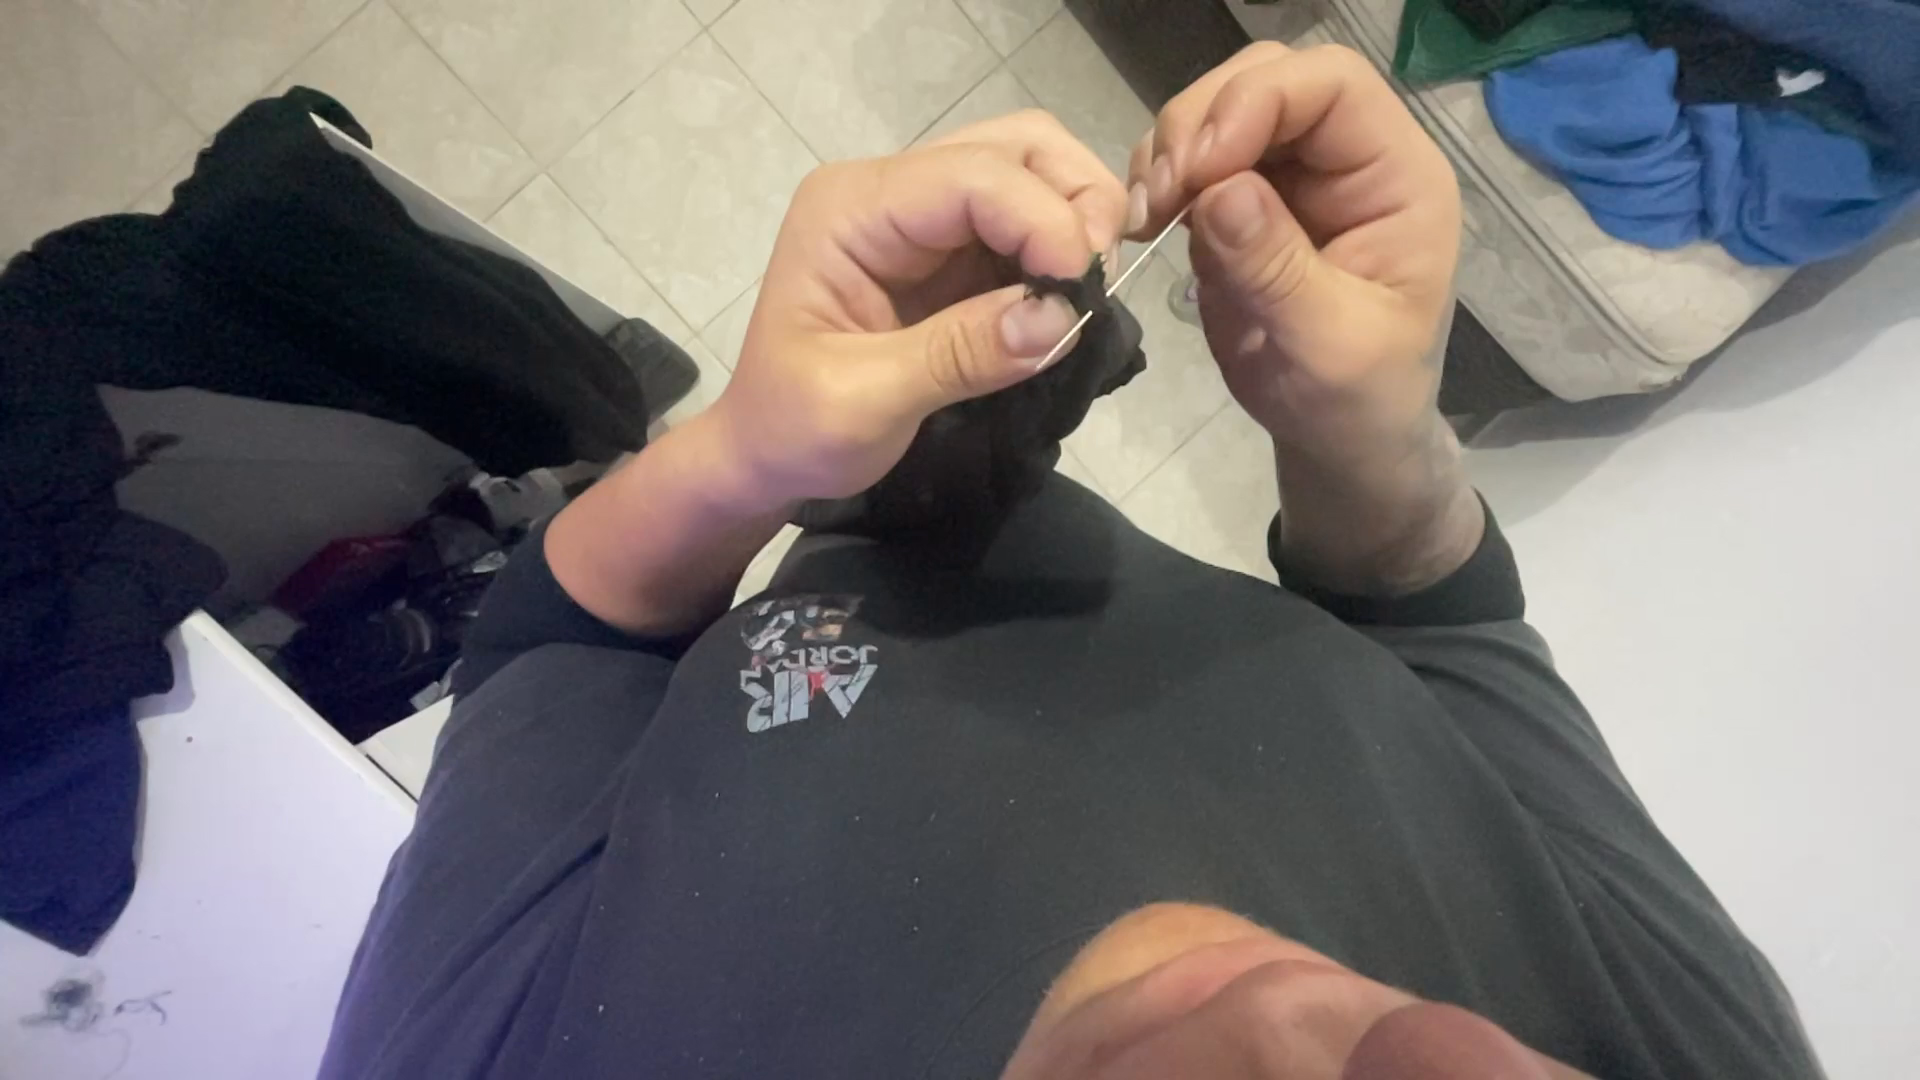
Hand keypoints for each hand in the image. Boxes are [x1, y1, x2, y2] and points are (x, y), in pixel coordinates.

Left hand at [710, 111, 1128, 506]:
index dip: (1043, 219)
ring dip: (1073, 223)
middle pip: (1011, 149)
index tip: (1083, 291)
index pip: (970, 177)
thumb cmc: (794, 430)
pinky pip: (1019, 235)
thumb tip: (1061, 318)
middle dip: (1072, 199)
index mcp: (850, 211)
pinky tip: (1068, 300)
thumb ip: (959, 354)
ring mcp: (919, 225)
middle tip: (1098, 280)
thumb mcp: (864, 401)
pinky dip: (1057, 258)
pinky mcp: (946, 263)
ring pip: (1025, 179)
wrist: (767, 454)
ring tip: (1088, 293)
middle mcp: (888, 196)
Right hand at [1127, 42, 1460, 466]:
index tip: (1194, 174)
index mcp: (1393, 178)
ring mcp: (1285, 184)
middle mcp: (1340, 162)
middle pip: (1265, 82)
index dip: (1255, 106)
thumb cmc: (1356, 397)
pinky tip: (1144, 225)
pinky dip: (1157, 184)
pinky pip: (1191, 169)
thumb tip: (1217, 194)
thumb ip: (1277, 269)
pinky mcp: (1238, 212)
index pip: (1330, 88)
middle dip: (1198, 126)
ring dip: (1167, 153)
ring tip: (1144, 218)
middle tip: (1156, 199)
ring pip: (1217, 116)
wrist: (1334, 434)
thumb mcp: (1330, 344)